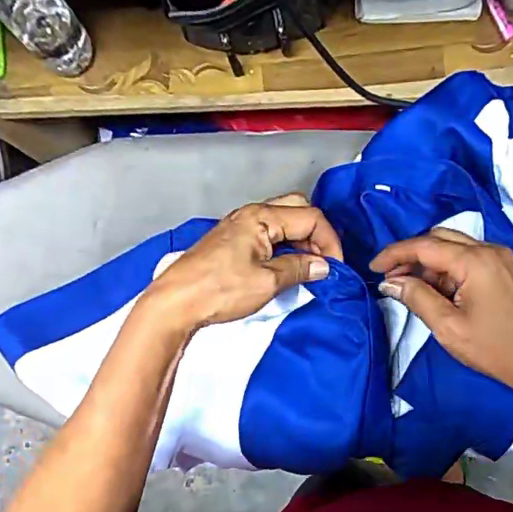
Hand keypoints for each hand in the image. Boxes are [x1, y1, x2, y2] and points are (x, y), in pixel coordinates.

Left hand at [140, 194, 343, 332]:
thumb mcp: (268, 281)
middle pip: (299, 209)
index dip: (330, 241)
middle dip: (318, 234)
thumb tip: (324, 266)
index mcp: (260, 217)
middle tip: (324, 262)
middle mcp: (251, 214)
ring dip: (303, 240)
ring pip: (285, 221)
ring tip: (309, 268)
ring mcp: (242, 225)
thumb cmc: (220, 290)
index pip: (311, 217)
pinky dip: (288, 246)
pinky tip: (290, 266)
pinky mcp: (236, 240)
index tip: (335, 268)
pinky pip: (272, 233)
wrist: (177, 302)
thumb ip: (299, 269)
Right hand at [370, 227, 512, 394]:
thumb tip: (391, 283)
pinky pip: (469, 258)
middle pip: (439, 239)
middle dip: (412, 256)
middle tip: (392, 280)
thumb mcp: (448, 326)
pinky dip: (448, 269)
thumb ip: (417, 298)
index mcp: (475, 261)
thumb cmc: (494, 348)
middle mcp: (489, 250)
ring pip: (454, 247)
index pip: (425, 245)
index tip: (374, 268)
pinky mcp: (504, 270)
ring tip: (412, 289)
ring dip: (430, 263)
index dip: (395, 254)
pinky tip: (437, 291)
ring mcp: (500, 258)